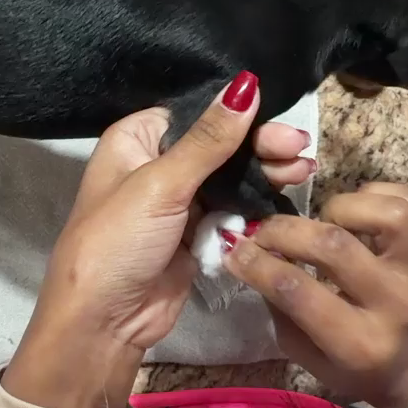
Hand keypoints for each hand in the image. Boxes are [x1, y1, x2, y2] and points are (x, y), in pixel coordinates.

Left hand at [4, 71, 308, 407]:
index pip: (195, 115)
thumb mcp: (161, 184)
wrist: (105, 322)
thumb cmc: (119, 241)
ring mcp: (177, 203)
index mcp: (135, 140)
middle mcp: (155, 165)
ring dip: (264, 175)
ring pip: (229, 180)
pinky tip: (284, 199)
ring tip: (302, 170)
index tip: (276, 116)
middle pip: (218, 146)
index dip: (236, 114)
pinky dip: (255, 207)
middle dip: (259, 147)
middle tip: (300, 148)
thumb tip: (245, 85)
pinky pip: (231, 213)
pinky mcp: (195, 235)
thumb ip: (209, 139)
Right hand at [223, 183, 407, 407]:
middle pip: (336, 246)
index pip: (299, 292)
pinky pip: (407, 200)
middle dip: (284, 231)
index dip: (258, 266)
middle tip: (261, 232)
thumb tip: (247, 252)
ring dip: (340, 209)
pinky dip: (374, 196)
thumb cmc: (344, 362)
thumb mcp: (299, 349)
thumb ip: (277, 302)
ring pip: (388, 216)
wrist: (406, 363)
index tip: (234, 252)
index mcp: (357, 342)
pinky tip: (352, 214)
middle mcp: (393, 304)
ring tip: (321, 223)